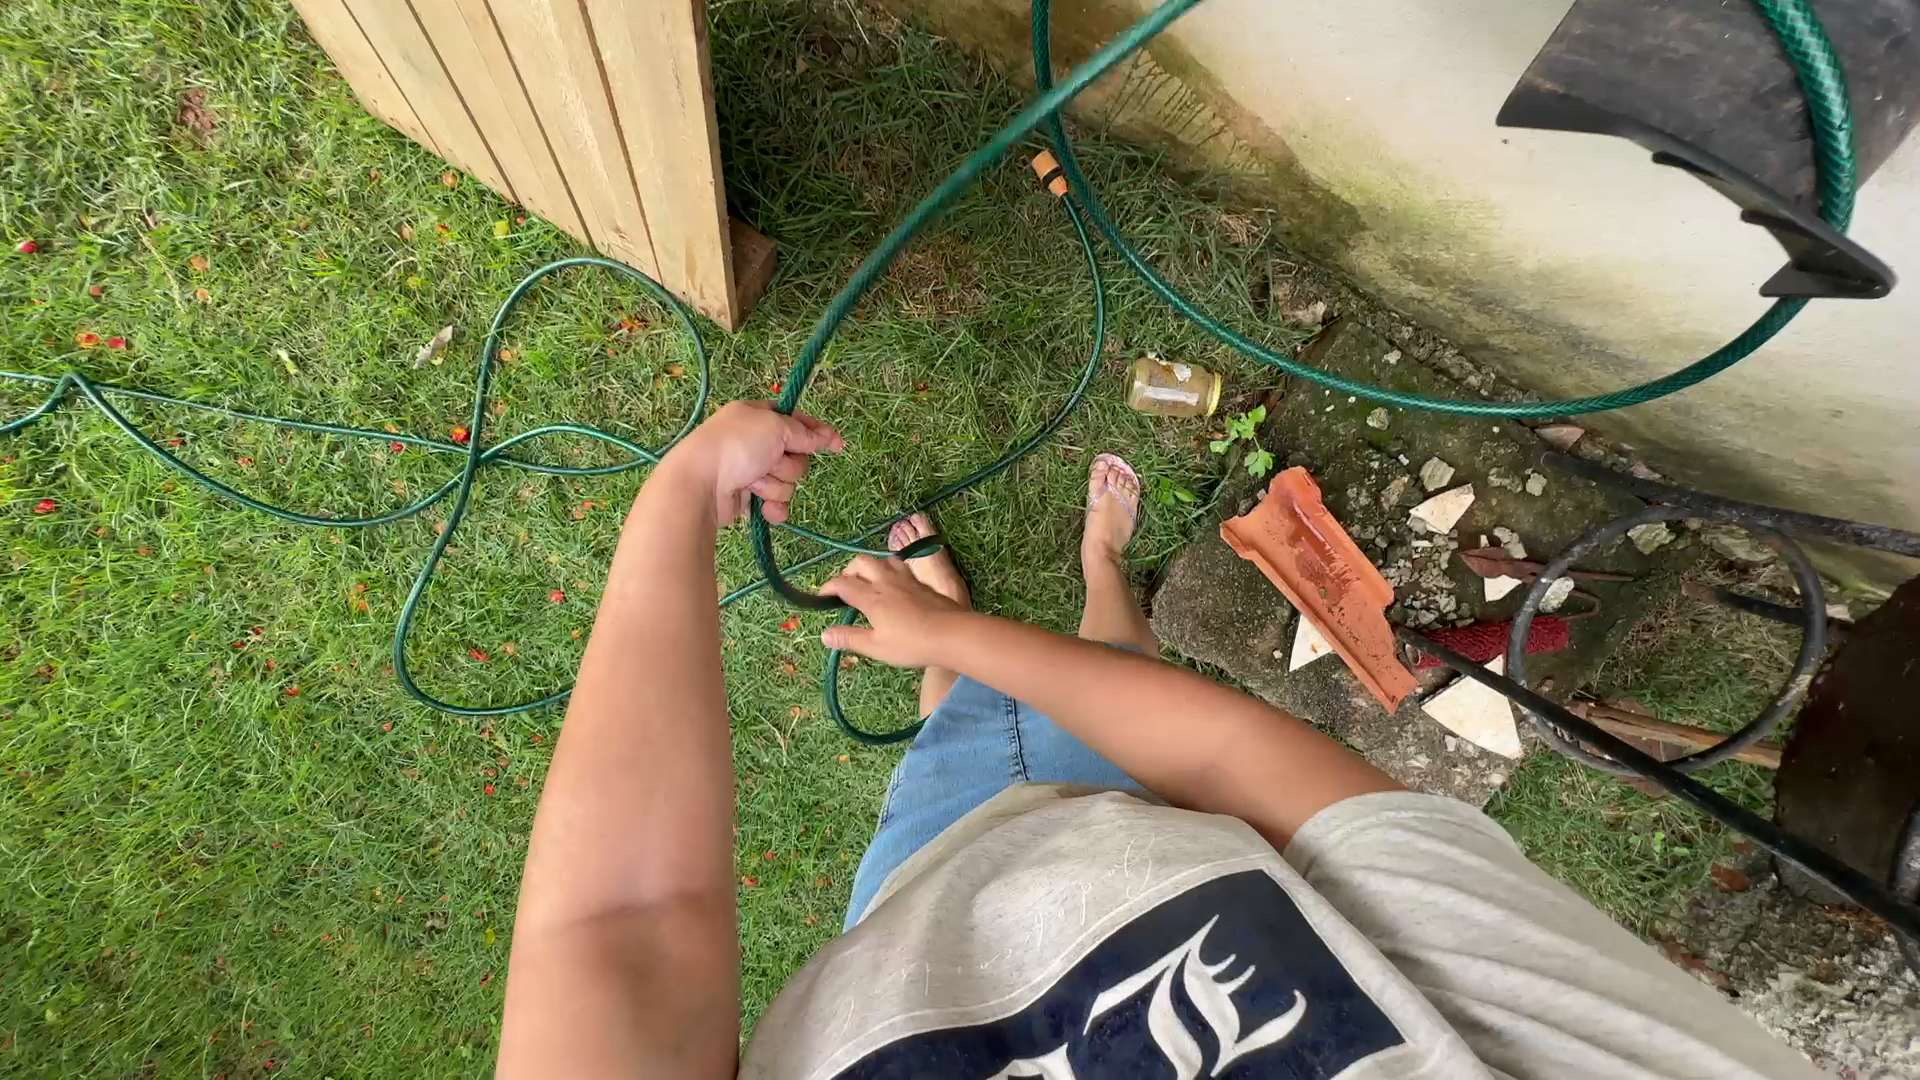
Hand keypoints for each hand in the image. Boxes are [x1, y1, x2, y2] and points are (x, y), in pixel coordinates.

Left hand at [660, 400, 842, 526]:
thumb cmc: (737, 446)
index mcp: (758, 417)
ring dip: (776, 485)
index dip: (816, 432)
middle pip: (796, 456)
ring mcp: (752, 471)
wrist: (701, 483)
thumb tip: (829, 437)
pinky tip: (763, 509)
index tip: (836, 444)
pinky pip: (777, 504)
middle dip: (788, 464)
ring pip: (788, 482)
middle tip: (769, 463)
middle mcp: (755, 442)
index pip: (796, 421)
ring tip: (754, 484)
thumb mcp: (776, 427)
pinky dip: (773, 507)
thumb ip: (805, 433)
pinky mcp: (749, 498)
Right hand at [818, 554, 969, 668]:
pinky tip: (895, 583)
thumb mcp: (876, 647)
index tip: (822, 597)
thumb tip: (824, 634)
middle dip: (848, 571)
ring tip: (869, 582)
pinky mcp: (921, 582)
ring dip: (870, 566)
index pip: (842, 584)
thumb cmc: (911, 644)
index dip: (828, 587)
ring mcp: (905, 579)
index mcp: (871, 598)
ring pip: (882, 559)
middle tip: (846, 588)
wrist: (952, 633)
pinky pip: (900, 566)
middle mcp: (886, 582)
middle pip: (860, 563)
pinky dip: (890, 569)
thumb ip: (850, 638)